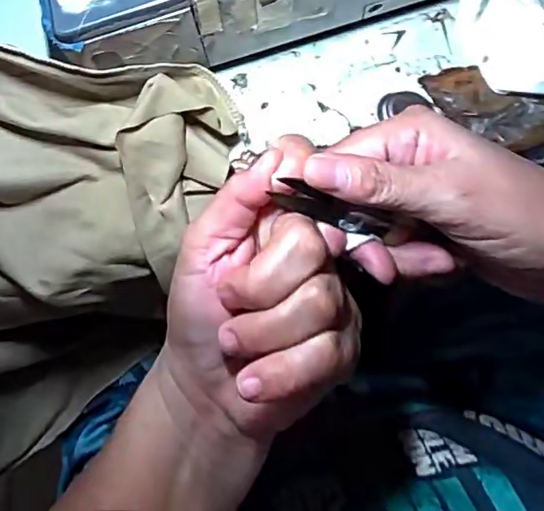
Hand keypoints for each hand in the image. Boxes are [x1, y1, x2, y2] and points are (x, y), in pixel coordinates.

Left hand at [154, 140, 361, 443]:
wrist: (205, 389)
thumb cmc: (198, 308)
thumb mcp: (200, 247)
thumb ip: (235, 200)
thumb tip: (276, 154)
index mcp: (278, 217)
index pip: (308, 171)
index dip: (300, 180)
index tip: (268, 217)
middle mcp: (315, 248)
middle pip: (310, 243)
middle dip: (259, 286)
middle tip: (230, 303)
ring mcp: (336, 297)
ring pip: (318, 301)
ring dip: (261, 334)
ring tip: (235, 343)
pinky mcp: (346, 348)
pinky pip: (325, 352)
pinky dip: (277, 372)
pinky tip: (253, 378)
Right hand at [301, 107, 543, 305]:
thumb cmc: (520, 214)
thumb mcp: (446, 195)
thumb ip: (376, 183)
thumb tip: (309, 166)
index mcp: (405, 133)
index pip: (338, 157)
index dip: (323, 194)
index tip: (319, 233)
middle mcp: (403, 159)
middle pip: (348, 196)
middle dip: (366, 234)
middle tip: (385, 264)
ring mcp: (414, 196)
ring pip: (368, 228)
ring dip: (394, 253)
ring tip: (435, 260)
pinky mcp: (424, 227)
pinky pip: (392, 246)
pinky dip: (412, 262)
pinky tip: (446, 264)